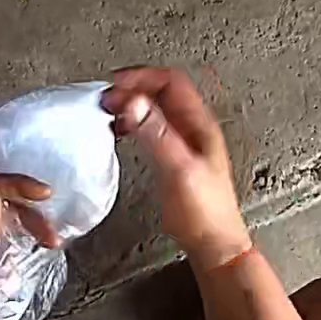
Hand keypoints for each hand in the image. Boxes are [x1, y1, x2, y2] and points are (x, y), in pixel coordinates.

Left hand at [0, 175, 59, 319]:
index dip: (16, 187)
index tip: (45, 195)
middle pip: (1, 211)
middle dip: (29, 217)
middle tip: (51, 235)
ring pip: (4, 235)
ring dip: (27, 239)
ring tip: (46, 249)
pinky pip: (2, 258)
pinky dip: (17, 261)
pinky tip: (24, 270)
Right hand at [103, 67, 250, 270]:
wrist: (213, 243)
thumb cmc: (205, 211)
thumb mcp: (179, 168)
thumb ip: (156, 135)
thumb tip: (134, 103)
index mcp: (199, 125)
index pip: (172, 82)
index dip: (143, 77)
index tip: (116, 84)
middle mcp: (192, 129)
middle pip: (161, 92)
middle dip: (133, 88)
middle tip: (107, 98)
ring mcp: (183, 143)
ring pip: (155, 110)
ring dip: (132, 105)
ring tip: (108, 111)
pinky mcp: (172, 158)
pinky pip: (151, 129)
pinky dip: (133, 124)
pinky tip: (120, 132)